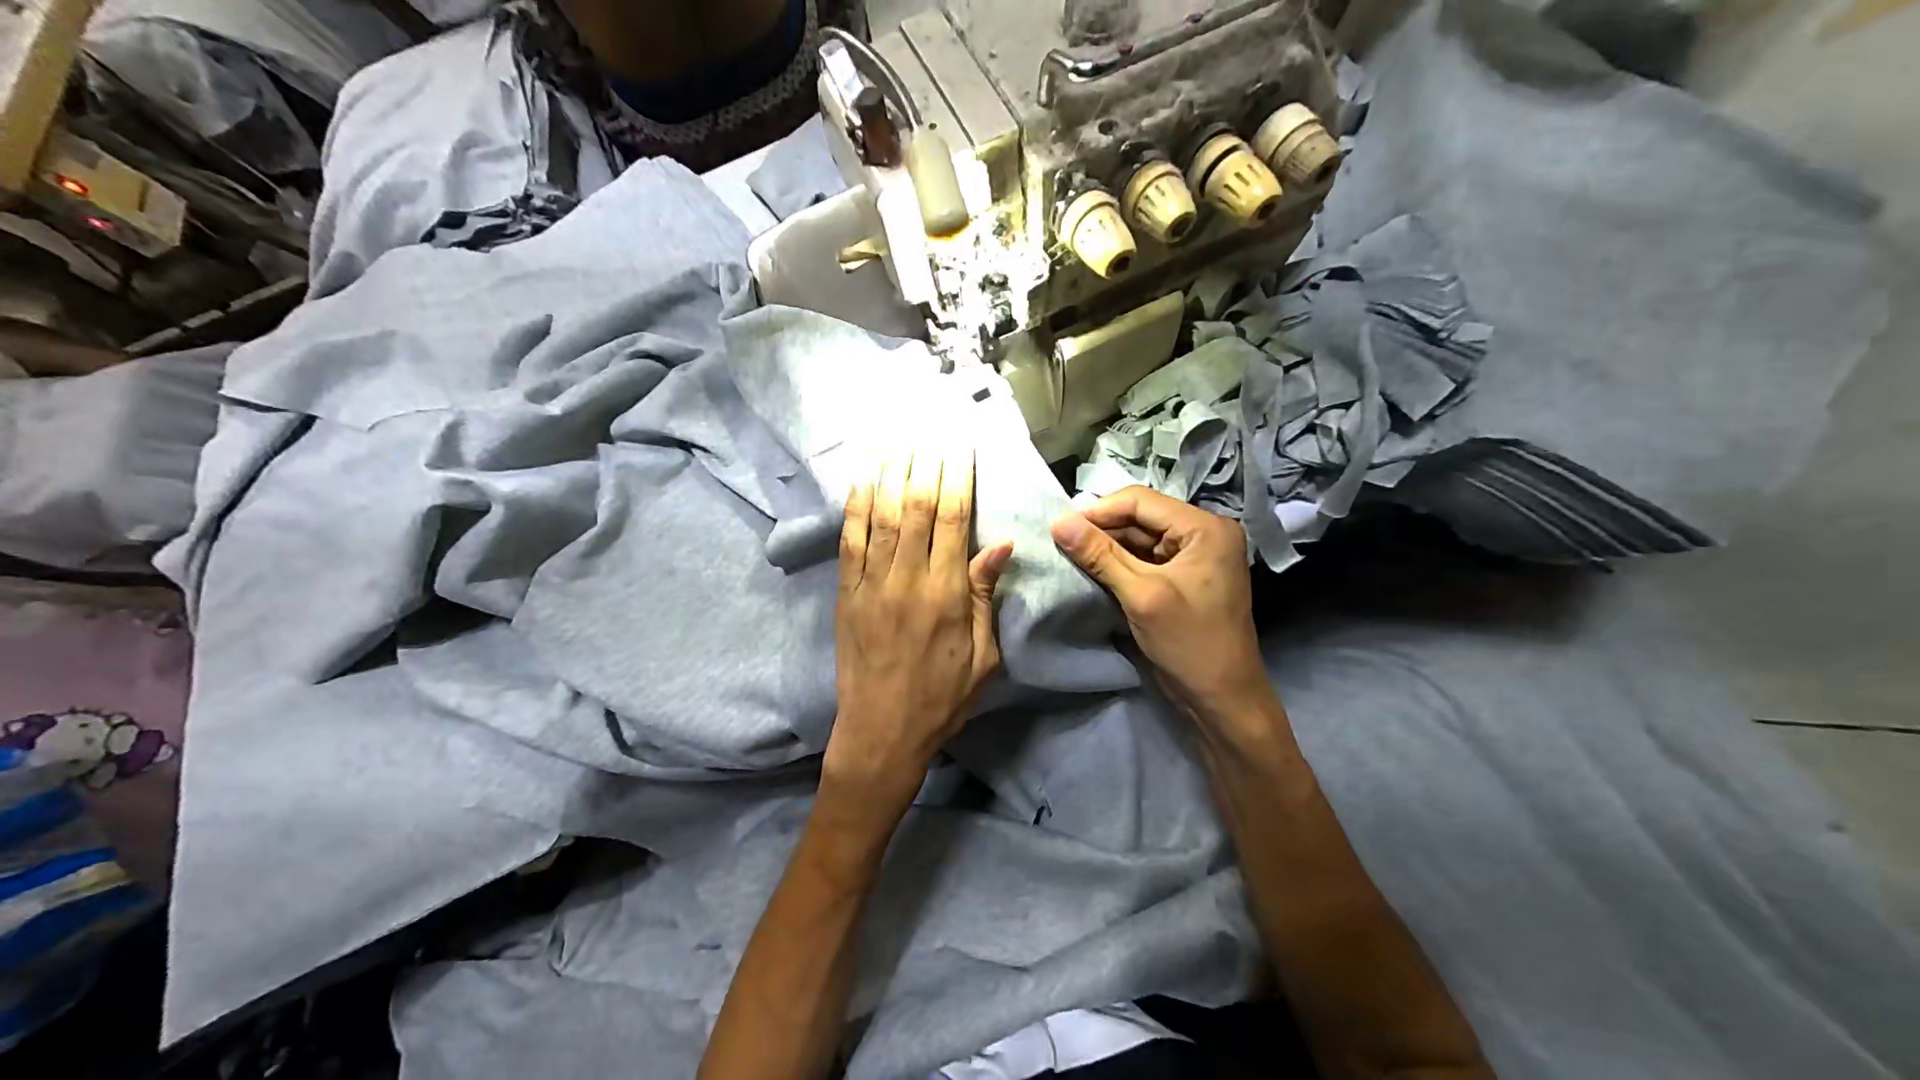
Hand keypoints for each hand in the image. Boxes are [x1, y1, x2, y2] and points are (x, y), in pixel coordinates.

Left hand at [825, 452, 1011, 816]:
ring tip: (897, 442)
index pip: (952, 521)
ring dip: (889, 476)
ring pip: (880, 518)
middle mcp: (907, 580)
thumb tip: (999, 545)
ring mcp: (871, 585)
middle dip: (925, 467)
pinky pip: (849, 543)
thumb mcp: (982, 656)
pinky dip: (854, 509)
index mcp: (946, 593)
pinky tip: (860, 482)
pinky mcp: (846, 595)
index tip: (959, 449)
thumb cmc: (942, 699)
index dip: (957, 480)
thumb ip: (985, 596)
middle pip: (916, 509)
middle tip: (929, 433)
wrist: (882, 732)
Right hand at [1051, 486, 1268, 728]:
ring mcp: (1195, 556)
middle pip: (1141, 517)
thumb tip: (1058, 522)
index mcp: (1205, 528)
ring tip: (1069, 553)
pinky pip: (1145, 558)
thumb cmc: (1189, 643)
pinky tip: (1092, 568)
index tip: (1059, 525)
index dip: (1098, 510)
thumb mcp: (1141, 595)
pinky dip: (1119, 562)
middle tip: (1060, 540)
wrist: (1222, 699)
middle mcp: (1204, 533)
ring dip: (1107, 546)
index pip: (1142, 501)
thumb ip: (1099, 555)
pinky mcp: (1184, 577)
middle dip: (1101, 528)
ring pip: (1140, 538)